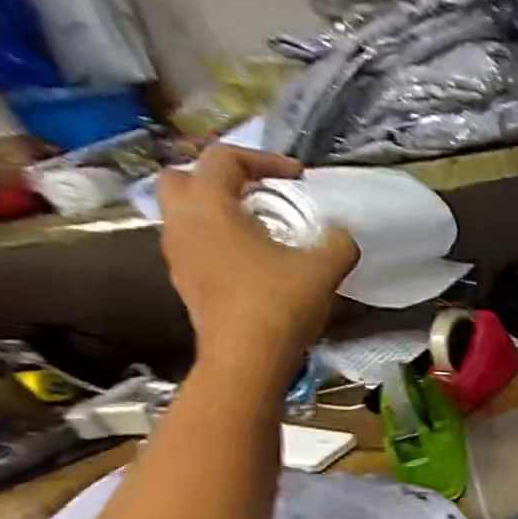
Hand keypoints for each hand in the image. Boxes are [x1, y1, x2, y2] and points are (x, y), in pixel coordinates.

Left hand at [157, 146, 358, 377]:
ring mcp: (178, 257)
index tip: (296, 176)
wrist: (246, 361)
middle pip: (183, 179)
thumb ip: (337, 244)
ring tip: (258, 232)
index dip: (263, 158)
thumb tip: (340, 236)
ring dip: (217, 216)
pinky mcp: (185, 287)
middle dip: (217, 180)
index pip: (224, 157)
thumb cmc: (277, 304)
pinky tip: (251, 266)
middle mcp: (182, 224)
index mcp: (208, 205)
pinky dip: (218, 246)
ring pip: (185, 217)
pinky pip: (195, 250)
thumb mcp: (322, 270)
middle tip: (255, 195)